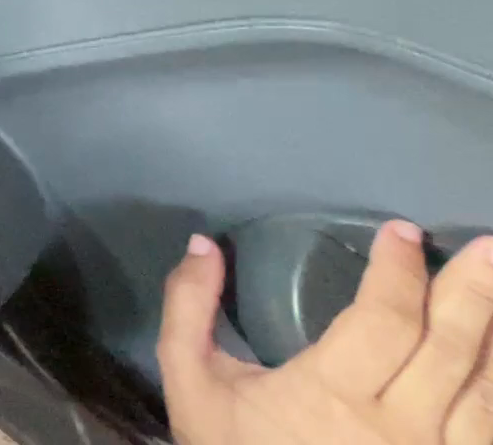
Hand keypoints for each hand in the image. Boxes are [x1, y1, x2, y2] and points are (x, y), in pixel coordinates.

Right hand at [161, 223, 492, 443]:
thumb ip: (189, 307)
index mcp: (332, 393)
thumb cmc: (227, 444)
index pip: (383, 319)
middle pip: (452, 349)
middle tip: (487, 246)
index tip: (398, 230)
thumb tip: (203, 245)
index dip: (397, 272)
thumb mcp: (189, 375)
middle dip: (473, 291)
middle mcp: (402, 426)